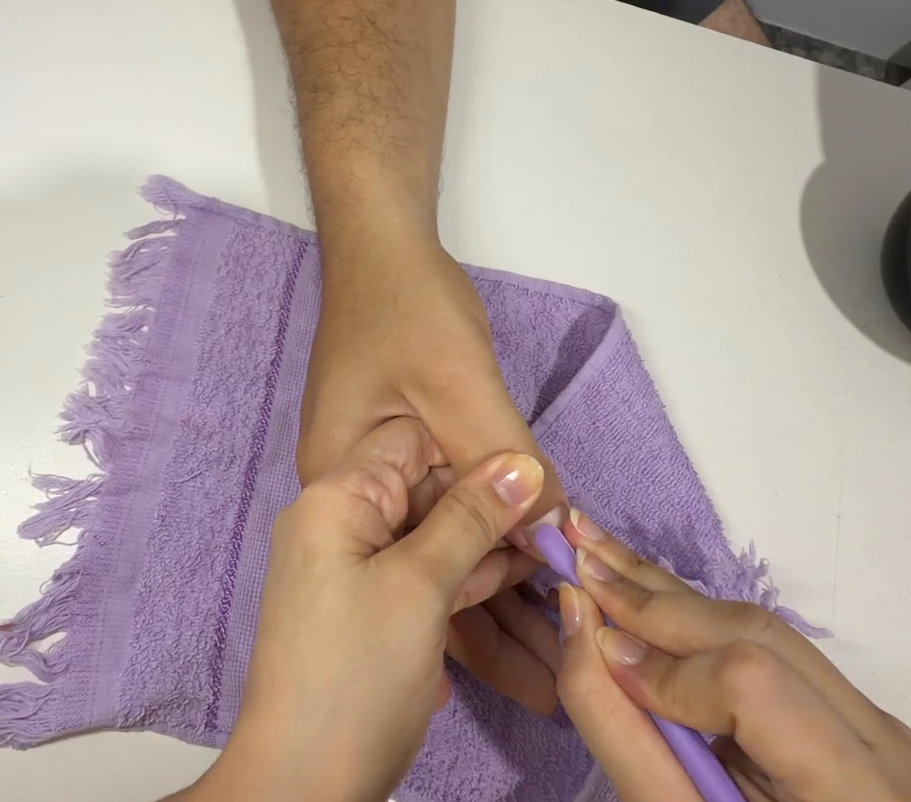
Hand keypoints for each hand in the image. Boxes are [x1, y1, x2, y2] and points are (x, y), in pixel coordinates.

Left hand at [178, 422, 545, 801]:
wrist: (304, 784)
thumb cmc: (358, 673)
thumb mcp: (421, 585)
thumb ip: (471, 517)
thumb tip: (522, 461)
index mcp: (337, 497)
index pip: (410, 444)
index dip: (470, 457)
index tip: (532, 484)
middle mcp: (340, 521)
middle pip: (423, 492)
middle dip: (486, 508)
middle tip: (551, 532)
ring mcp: (353, 567)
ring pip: (430, 537)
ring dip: (484, 549)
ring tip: (547, 562)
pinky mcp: (370, 608)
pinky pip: (421, 575)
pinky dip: (464, 580)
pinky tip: (516, 585)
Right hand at [302, 227, 568, 712]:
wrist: (383, 246)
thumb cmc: (405, 307)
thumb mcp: (456, 383)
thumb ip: (502, 457)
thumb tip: (558, 534)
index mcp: (343, 483)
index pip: (410, 566)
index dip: (479, 611)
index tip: (548, 653)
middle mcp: (356, 488)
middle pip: (426, 559)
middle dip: (495, 607)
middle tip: (568, 665)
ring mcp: (383, 464)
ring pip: (443, 531)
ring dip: (500, 564)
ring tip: (562, 627)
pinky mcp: (408, 443)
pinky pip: (449, 496)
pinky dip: (491, 519)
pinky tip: (534, 549)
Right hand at [554, 511, 910, 801]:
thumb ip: (618, 726)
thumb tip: (575, 612)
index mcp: (864, 798)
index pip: (753, 685)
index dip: (665, 666)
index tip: (596, 651)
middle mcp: (897, 755)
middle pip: (760, 638)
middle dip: (653, 599)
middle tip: (573, 551)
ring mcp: (885, 733)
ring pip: (764, 633)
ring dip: (668, 598)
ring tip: (597, 554)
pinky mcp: (860, 723)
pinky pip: (771, 655)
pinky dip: (697, 627)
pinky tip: (646, 595)